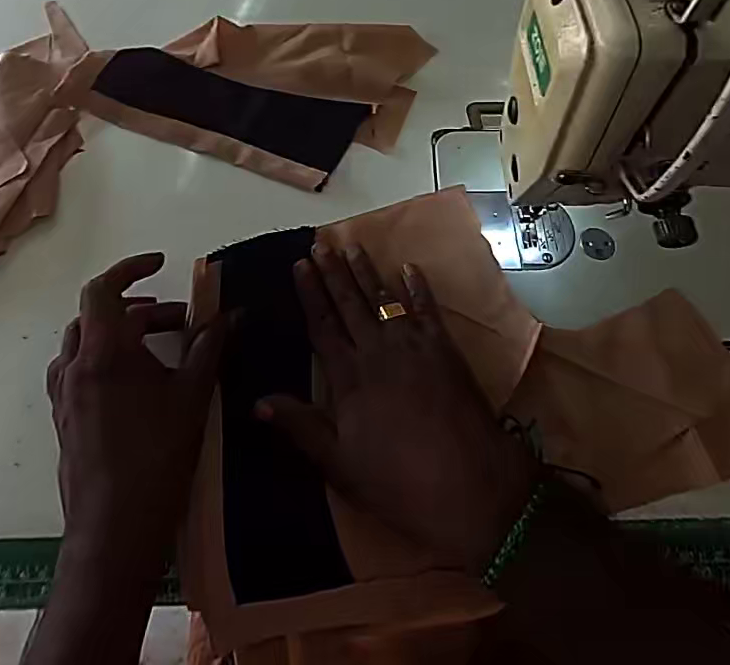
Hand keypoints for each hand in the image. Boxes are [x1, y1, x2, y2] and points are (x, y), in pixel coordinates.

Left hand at [46, 253, 228, 579]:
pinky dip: (108, 357)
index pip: (104, 289)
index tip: (160, 264)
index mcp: (103, 352)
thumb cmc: (158, 454)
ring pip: (87, 342)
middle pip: (99, 315)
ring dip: (123, 332)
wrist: (116, 527)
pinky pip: (81, 369)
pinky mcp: (65, 417)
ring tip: (162, 347)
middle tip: (182, 320)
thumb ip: (210, 345)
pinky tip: (137, 381)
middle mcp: (75, 366)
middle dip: (142, 309)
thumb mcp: (193, 393)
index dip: (131, 268)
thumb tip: (233, 314)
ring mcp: (65, 394)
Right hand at [257, 244, 533, 573]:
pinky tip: (408, 268)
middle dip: (333, 272)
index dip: (310, 293)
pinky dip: (417, 287)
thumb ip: (300, 426)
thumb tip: (257, 400)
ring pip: (384, 299)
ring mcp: (414, 345)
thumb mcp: (339, 465)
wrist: (471, 485)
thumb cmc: (399, 481)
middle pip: (350, 303)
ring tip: (352, 247)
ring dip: (367, 272)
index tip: (300, 265)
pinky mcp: (444, 348)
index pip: (322, 324)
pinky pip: (427, 308)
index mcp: (349, 377)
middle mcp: (378, 351)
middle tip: (320, 244)